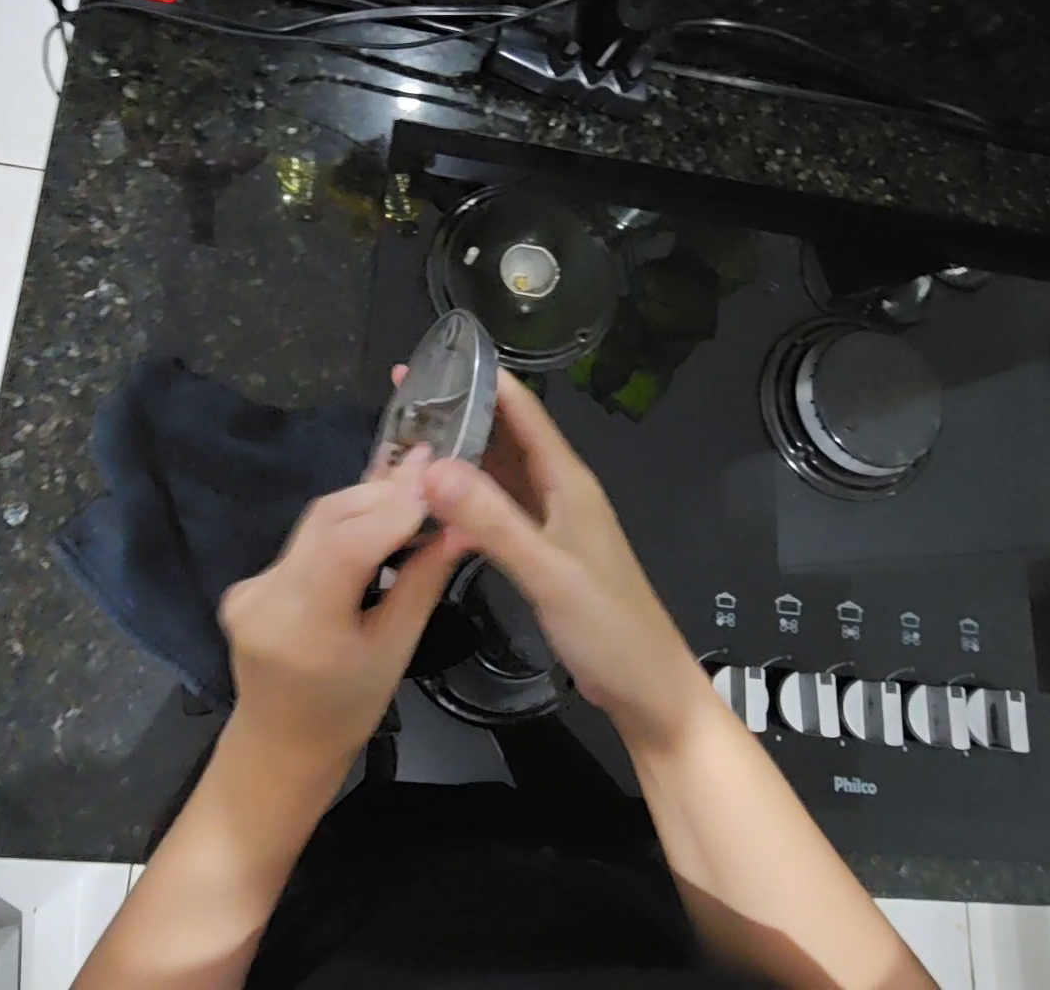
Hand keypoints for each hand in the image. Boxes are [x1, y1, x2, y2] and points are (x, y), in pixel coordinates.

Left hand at [219, 444, 465, 767]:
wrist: (281, 744)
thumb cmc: (348, 710)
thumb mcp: (396, 650)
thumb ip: (423, 582)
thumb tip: (461, 528)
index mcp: (304, 630)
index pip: (347, 547)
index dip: (391, 507)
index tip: (435, 479)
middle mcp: (266, 600)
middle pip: (326, 521)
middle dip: (382, 492)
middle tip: (430, 470)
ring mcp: (250, 589)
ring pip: (314, 523)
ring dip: (365, 502)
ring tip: (412, 488)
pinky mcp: (248, 583)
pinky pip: (304, 540)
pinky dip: (343, 523)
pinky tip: (375, 516)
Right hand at [422, 371, 710, 745]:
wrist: (646, 687)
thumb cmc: (609, 626)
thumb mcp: (548, 571)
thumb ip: (493, 522)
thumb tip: (433, 468)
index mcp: (567, 481)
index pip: (523, 413)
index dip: (483, 381)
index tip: (434, 362)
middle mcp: (557, 491)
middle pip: (504, 438)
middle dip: (459, 416)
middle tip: (404, 404)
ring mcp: (549, 522)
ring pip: (497, 476)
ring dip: (459, 458)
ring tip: (409, 447)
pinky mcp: (540, 551)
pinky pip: (496, 513)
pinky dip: (466, 504)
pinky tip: (435, 508)